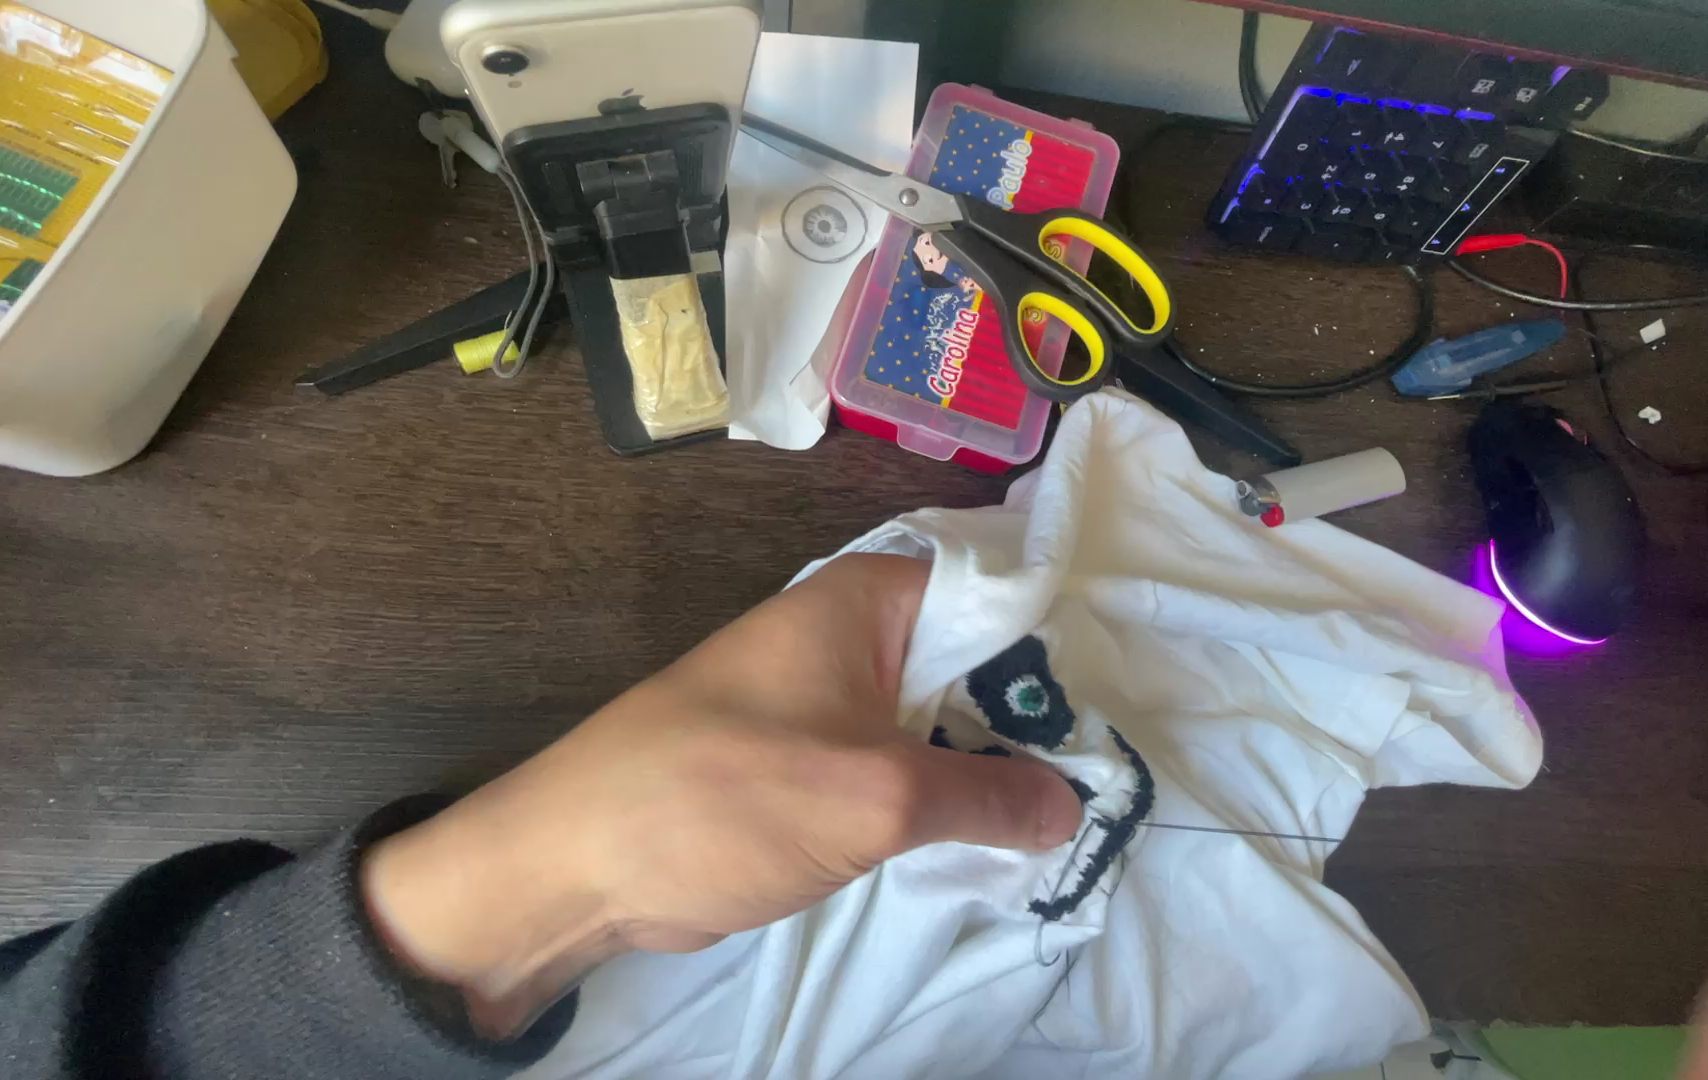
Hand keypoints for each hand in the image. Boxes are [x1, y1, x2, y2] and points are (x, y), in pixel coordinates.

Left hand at [360, 554, 1082, 1036]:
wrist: (582, 859)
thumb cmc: (727, 794)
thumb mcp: (874, 794)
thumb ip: (983, 794)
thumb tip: (1069, 805)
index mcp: (870, 599)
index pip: (994, 595)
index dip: (1059, 647)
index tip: (1125, 702)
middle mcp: (856, 631)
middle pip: (973, 659)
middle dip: (1031, 716)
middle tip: (1112, 772)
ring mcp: (835, 693)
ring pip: (941, 715)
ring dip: (990, 760)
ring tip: (1076, 807)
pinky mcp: (818, 750)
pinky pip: (905, 757)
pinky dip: (946, 788)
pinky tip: (999, 828)